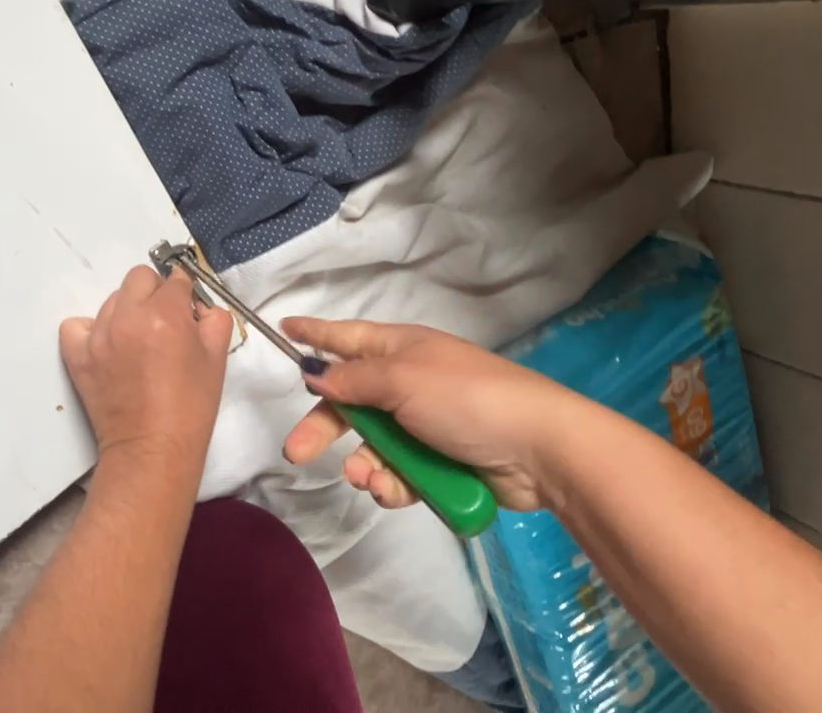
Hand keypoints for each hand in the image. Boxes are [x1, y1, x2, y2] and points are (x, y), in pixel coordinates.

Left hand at [60, 267, 233, 469]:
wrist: (152, 449)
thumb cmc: (191, 407)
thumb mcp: (217, 359)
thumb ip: (214, 318)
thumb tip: (198, 305)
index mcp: (166, 314)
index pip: (176, 280)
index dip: (184, 296)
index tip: (186, 314)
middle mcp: (128, 316)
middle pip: (139, 278)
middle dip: (155, 294)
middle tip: (162, 324)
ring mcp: (98, 334)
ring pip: (112, 300)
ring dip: (127, 311)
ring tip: (137, 343)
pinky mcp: (77, 354)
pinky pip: (76, 324)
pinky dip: (90, 329)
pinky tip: (106, 346)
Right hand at [280, 318, 599, 511]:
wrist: (538, 448)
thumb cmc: (464, 398)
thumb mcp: (401, 379)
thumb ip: (352, 379)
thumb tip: (316, 372)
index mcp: (397, 349)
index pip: (344, 337)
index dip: (313, 334)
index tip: (283, 329)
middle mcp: (406, 381)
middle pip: (350, 400)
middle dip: (323, 427)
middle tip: (296, 452)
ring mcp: (423, 422)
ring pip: (372, 444)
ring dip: (365, 464)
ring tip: (369, 480)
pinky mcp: (439, 459)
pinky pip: (398, 471)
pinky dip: (392, 483)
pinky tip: (395, 492)